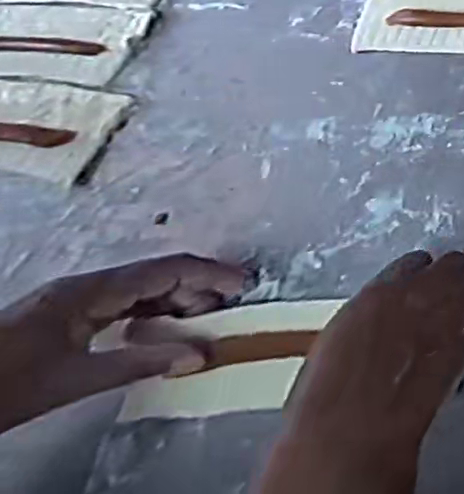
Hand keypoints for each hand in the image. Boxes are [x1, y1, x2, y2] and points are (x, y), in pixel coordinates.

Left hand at [0, 253, 246, 432]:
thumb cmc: (0, 387)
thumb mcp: (73, 380)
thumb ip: (142, 362)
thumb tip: (202, 356)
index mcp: (92, 291)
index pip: (171, 269)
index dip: (214, 275)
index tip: (246, 286)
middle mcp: (84, 287)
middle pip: (159, 274)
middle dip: (198, 288)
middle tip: (225, 310)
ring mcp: (68, 300)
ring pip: (140, 288)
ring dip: (173, 300)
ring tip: (198, 322)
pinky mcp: (58, 316)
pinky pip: (119, 302)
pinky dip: (147, 311)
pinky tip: (154, 329)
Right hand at [258, 249, 463, 493]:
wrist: (354, 427)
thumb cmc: (329, 400)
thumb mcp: (338, 343)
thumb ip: (369, 319)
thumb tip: (383, 322)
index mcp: (379, 291)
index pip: (414, 262)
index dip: (423, 273)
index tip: (426, 283)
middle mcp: (421, 288)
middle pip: (454, 261)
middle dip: (457, 273)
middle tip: (459, 287)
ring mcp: (452, 303)